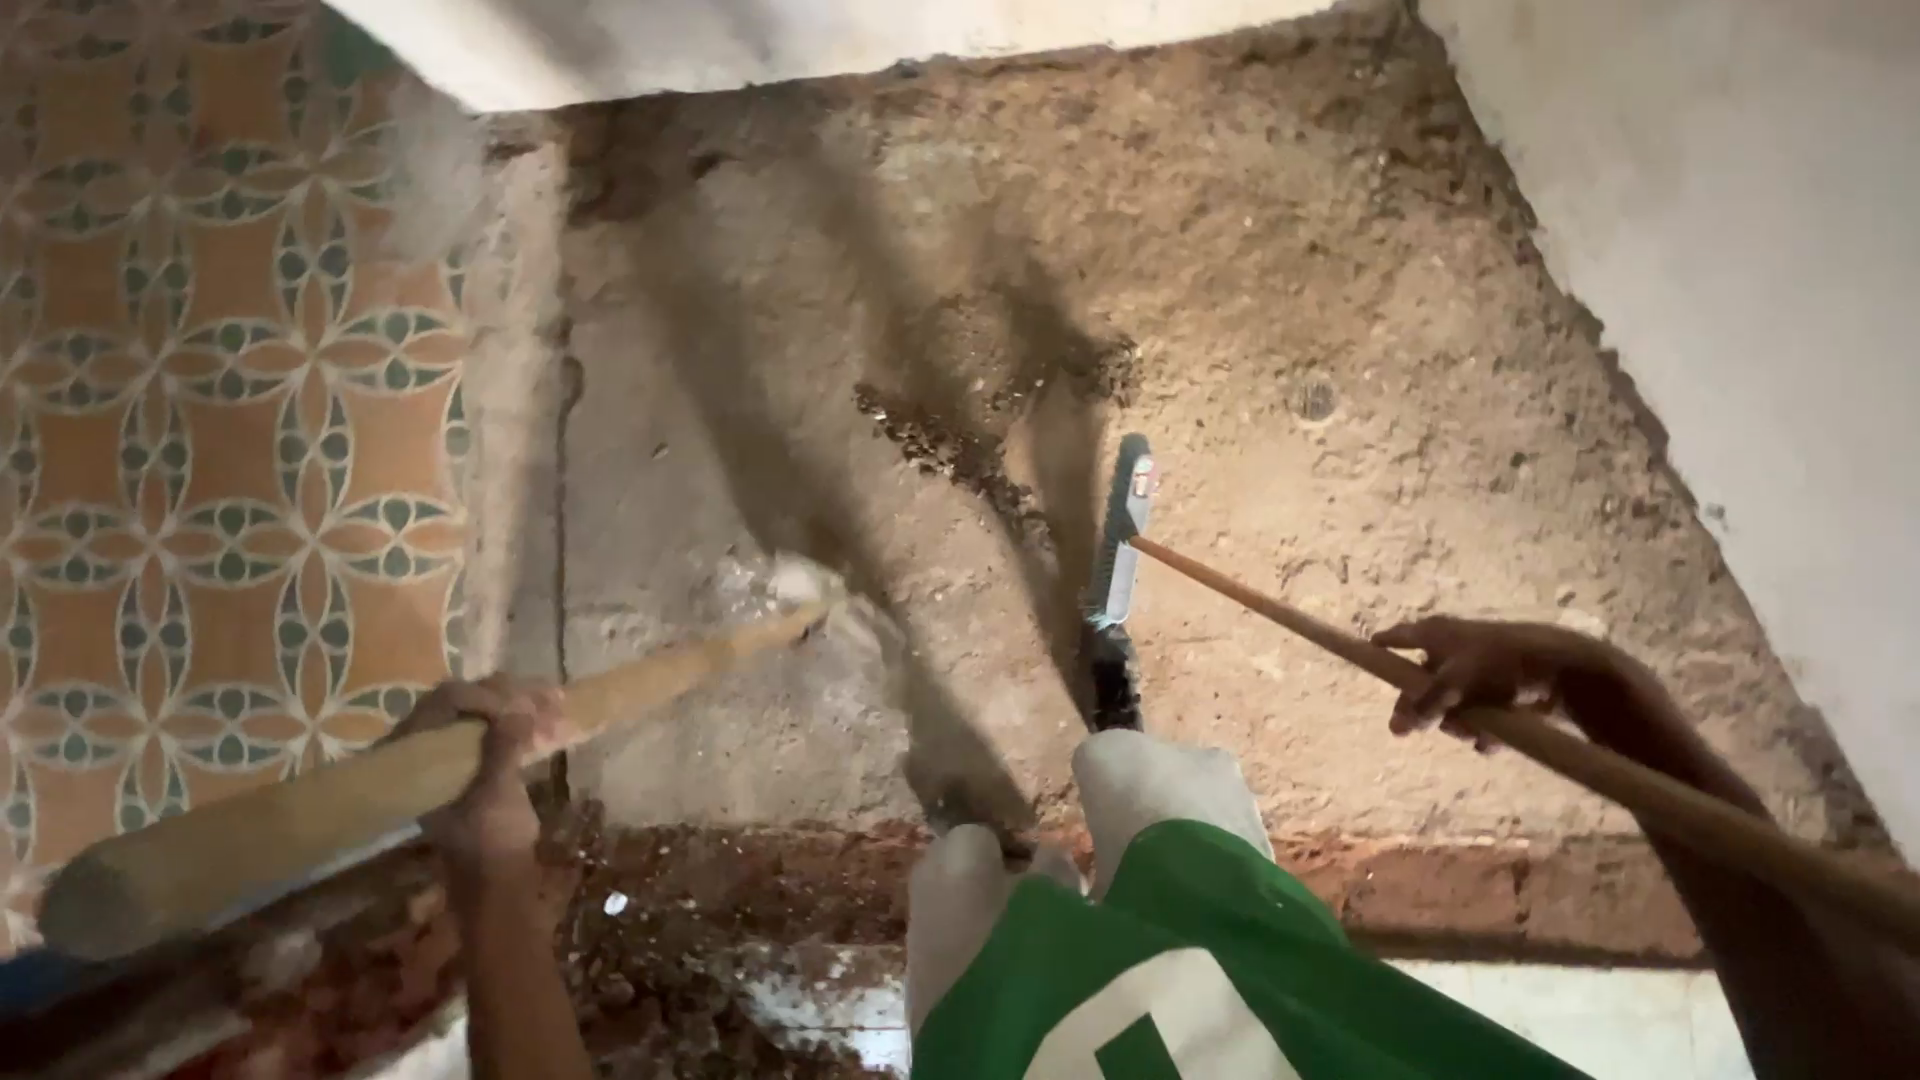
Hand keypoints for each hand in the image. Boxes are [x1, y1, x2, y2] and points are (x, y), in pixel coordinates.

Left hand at [388, 676, 565, 874]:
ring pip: (487, 704)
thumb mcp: (495, 796)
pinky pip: (500, 719)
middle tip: (549, 700)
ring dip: (524, 700)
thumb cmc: (489, 841)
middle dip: (510, 694)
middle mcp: (430, 744)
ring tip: (559, 704)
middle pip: (467, 696)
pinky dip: (527, 713)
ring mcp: (454, 747)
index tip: (522, 710)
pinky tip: (554, 713)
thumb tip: (519, 708)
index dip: (484, 697)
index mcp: (417, 755)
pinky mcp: (479, 753)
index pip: (444, 702)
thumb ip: (503, 750)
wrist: (498, 876)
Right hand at [1369, 616, 1629, 751]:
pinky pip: (1481, 712)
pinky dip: (1483, 727)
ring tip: (1471, 733)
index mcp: (1435, 633)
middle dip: (1424, 707)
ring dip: (1457, 721)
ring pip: (1453, 700)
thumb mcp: (1454, 682)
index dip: (1382, 648)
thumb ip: (1423, 705)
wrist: (1565, 668)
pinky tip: (1489, 740)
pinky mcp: (1503, 688)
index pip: (1397, 637)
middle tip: (1419, 726)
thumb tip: (1395, 729)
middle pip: (1423, 680)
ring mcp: (1478, 669)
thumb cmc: (1499, 662)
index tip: (1370, 659)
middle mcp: (1453, 648)